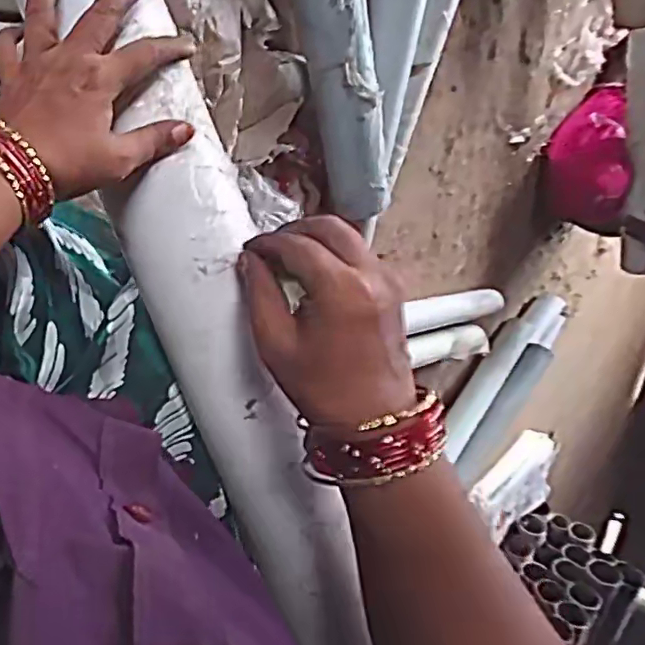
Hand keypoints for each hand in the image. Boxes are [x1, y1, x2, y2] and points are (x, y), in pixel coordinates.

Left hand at [0, 0, 198, 197]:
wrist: (10, 174)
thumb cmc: (62, 166)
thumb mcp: (117, 159)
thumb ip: (152, 141)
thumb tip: (183, 132)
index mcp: (99, 79)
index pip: (145, 54)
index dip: (169, 48)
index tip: (184, 47)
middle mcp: (68, 60)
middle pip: (102, 12)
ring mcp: (36, 63)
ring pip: (42, 8)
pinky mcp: (11, 76)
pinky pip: (6, 45)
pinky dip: (10, 33)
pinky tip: (16, 29)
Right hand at [238, 216, 415, 430]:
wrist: (373, 419)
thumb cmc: (330, 392)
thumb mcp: (276, 343)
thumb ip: (259, 293)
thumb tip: (252, 264)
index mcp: (342, 289)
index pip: (297, 243)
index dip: (267, 243)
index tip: (253, 251)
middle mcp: (371, 277)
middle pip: (328, 225)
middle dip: (293, 230)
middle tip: (270, 248)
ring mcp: (387, 281)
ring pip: (347, 234)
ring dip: (315, 239)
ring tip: (289, 261)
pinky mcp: (392, 288)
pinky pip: (360, 253)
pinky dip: (334, 253)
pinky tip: (314, 275)